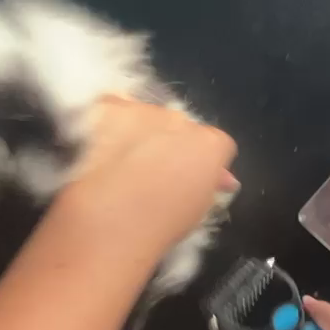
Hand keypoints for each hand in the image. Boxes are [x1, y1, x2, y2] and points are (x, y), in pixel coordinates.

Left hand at [53, 96, 237, 259]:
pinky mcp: (108, 108)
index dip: (209, 164)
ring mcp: (144, 110)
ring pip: (152, 115)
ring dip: (148, 132)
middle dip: (179, 146)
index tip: (198, 182)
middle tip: (163, 175)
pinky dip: (115, 120)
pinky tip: (108, 142)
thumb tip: (221, 179)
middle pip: (185, 128)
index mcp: (211, 145)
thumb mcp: (201, 210)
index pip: (219, 145)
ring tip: (130, 162)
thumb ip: (211, 186)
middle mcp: (181, 119)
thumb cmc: (165, 224)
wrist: (113, 217)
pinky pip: (117, 105)